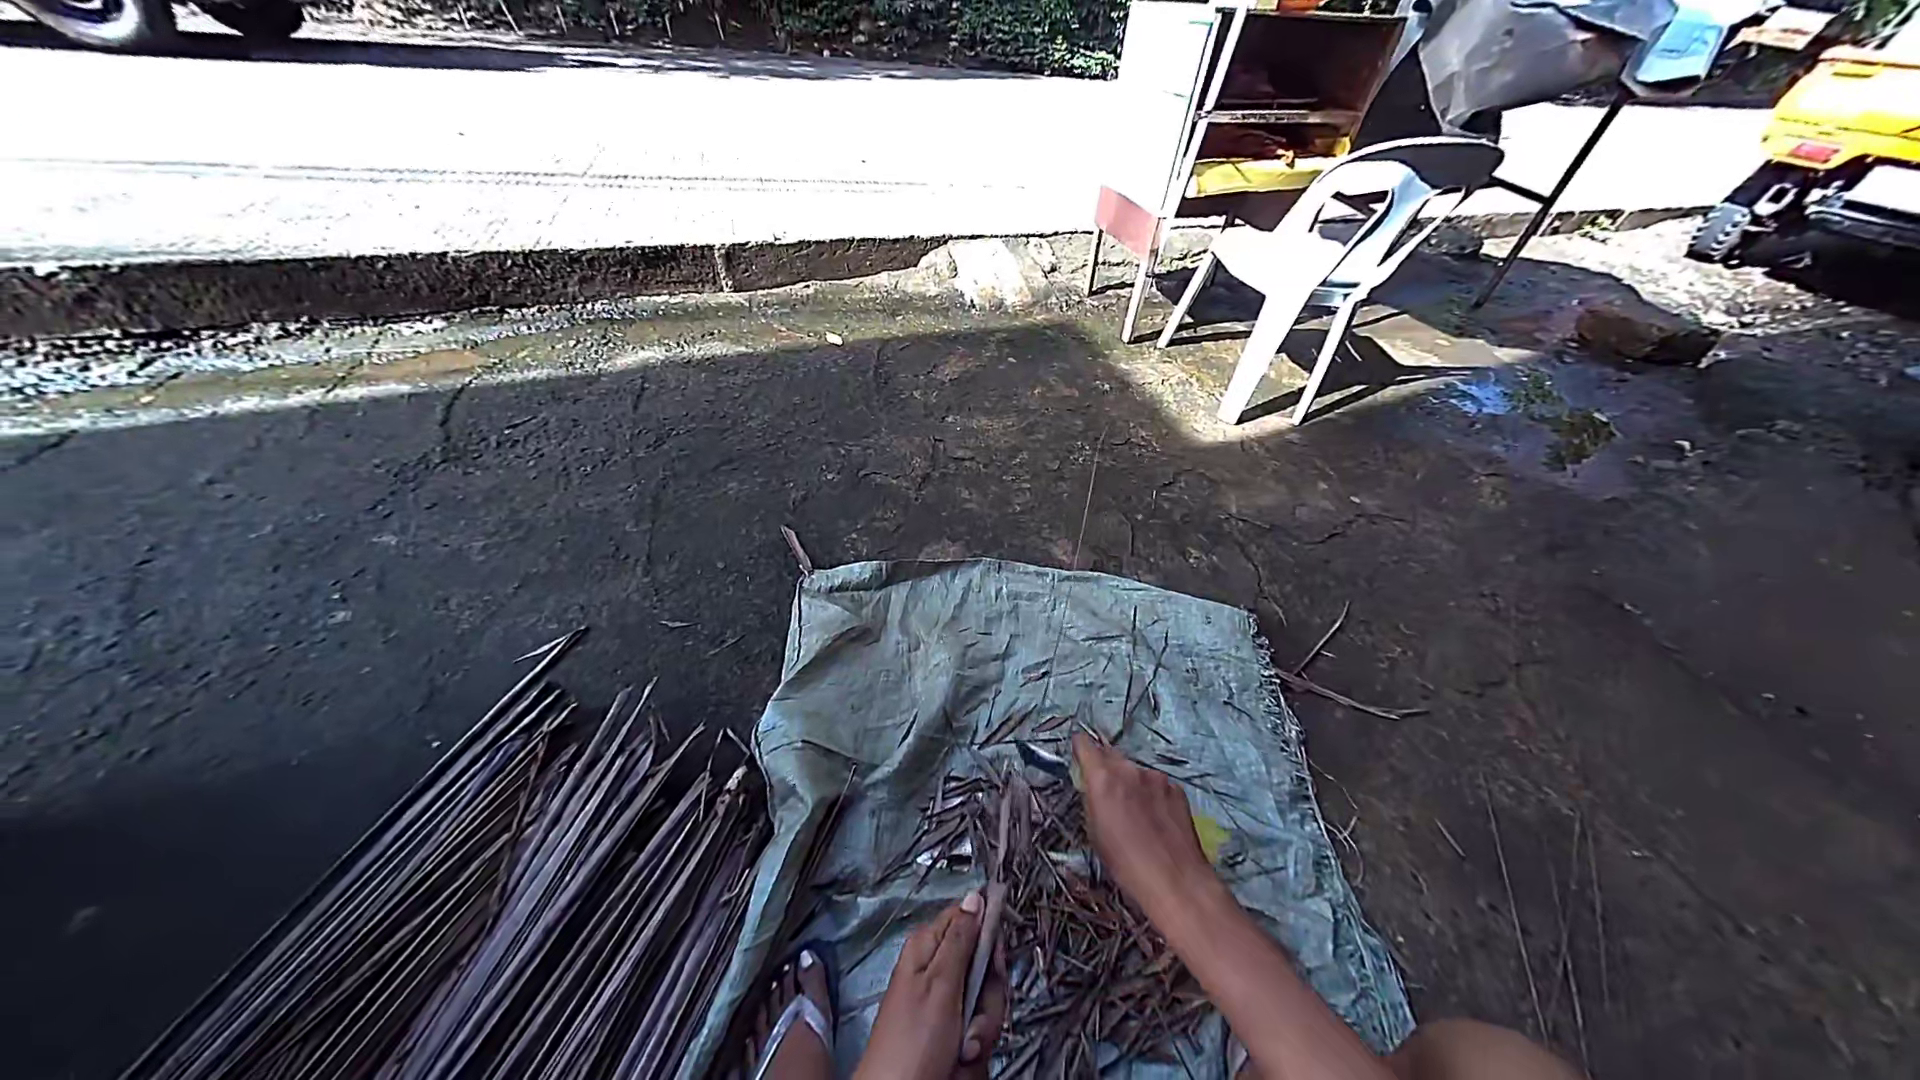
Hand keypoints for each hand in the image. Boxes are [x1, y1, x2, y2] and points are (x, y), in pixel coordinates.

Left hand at [853, 891, 1004, 1079]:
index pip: (970, 917)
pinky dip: (975, 1048)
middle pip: (984, 965)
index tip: (995, 963)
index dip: (989, 939)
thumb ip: (960, 939)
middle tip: (973, 1019)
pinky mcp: (950, 1030)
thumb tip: (975, 896)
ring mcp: (944, 1001)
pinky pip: (978, 1028)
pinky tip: (960, 1060)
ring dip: (982, 1029)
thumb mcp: (940, 984)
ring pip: (986, 1001)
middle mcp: (936, 967)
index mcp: (928, 945)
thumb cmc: (914, 1041)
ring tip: (962, 1049)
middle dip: (988, 998)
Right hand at [1072, 733, 1222, 918]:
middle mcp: (1129, 770)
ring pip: (1136, 771)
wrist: (1175, 880)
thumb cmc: (1126, 863)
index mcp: (1103, 778)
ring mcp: (1156, 778)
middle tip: (1107, 792)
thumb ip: (1092, 798)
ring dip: (1131, 783)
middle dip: (1106, 768)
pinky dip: (1153, 795)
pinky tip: (1156, 819)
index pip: (1085, 744)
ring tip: (1136, 814)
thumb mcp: (1094, 830)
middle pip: (1111, 754)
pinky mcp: (1177, 789)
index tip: (1080, 758)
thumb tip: (1093, 788)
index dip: (1080, 749)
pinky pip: (1157, 784)